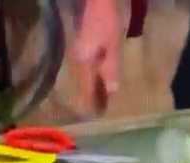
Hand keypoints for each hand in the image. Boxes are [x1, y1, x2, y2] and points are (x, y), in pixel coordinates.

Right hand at [71, 0, 124, 114]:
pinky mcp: (80, 45)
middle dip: (93, 95)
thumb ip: (112, 67)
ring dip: (93, 84)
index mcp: (83, 64)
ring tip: (101, 94)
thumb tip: (112, 91)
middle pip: (84, 84)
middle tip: (101, 107)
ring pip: (85, 75)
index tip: (98, 115)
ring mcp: (77, 53)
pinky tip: (99, 74)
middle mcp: (76, 62)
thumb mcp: (113, 44)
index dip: (93, 103)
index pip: (87, 91)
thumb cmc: (105, 19)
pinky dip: (93, 72)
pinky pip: (86, 65)